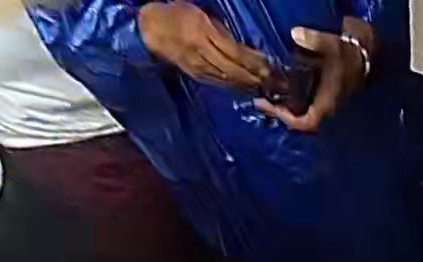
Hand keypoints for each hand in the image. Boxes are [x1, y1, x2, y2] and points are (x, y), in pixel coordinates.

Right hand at [138, 1, 270, 89]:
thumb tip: (250, 51)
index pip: (233, 50)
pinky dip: (237, 85)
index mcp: (201, 29)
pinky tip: (247, 86)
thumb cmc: (179, 15)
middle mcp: (200, 49)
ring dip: (248, 84)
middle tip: (271, 81)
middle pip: (233, 68)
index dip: (252, 61)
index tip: (268, 65)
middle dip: (254, 76)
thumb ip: (223, 33)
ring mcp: (198, 65)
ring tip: (263, 85)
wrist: (151, 28)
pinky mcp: (197, 75)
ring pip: (229, 79)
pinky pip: (222, 83)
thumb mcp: (201, 15)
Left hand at [255, 19, 375, 130]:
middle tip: (261, 103)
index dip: (290, 119)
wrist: (361, 58)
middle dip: (282, 116)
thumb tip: (296, 34)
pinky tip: (280, 95)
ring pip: (304, 118)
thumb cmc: (346, 54)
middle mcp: (327, 109)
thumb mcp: (331, 45)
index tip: (273, 107)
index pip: (308, 122)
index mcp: (327, 102)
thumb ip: (314, 40)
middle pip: (303, 124)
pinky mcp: (324, 99)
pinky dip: (292, 107)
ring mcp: (326, 106)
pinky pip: (306, 111)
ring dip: (286, 112)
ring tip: (267, 99)